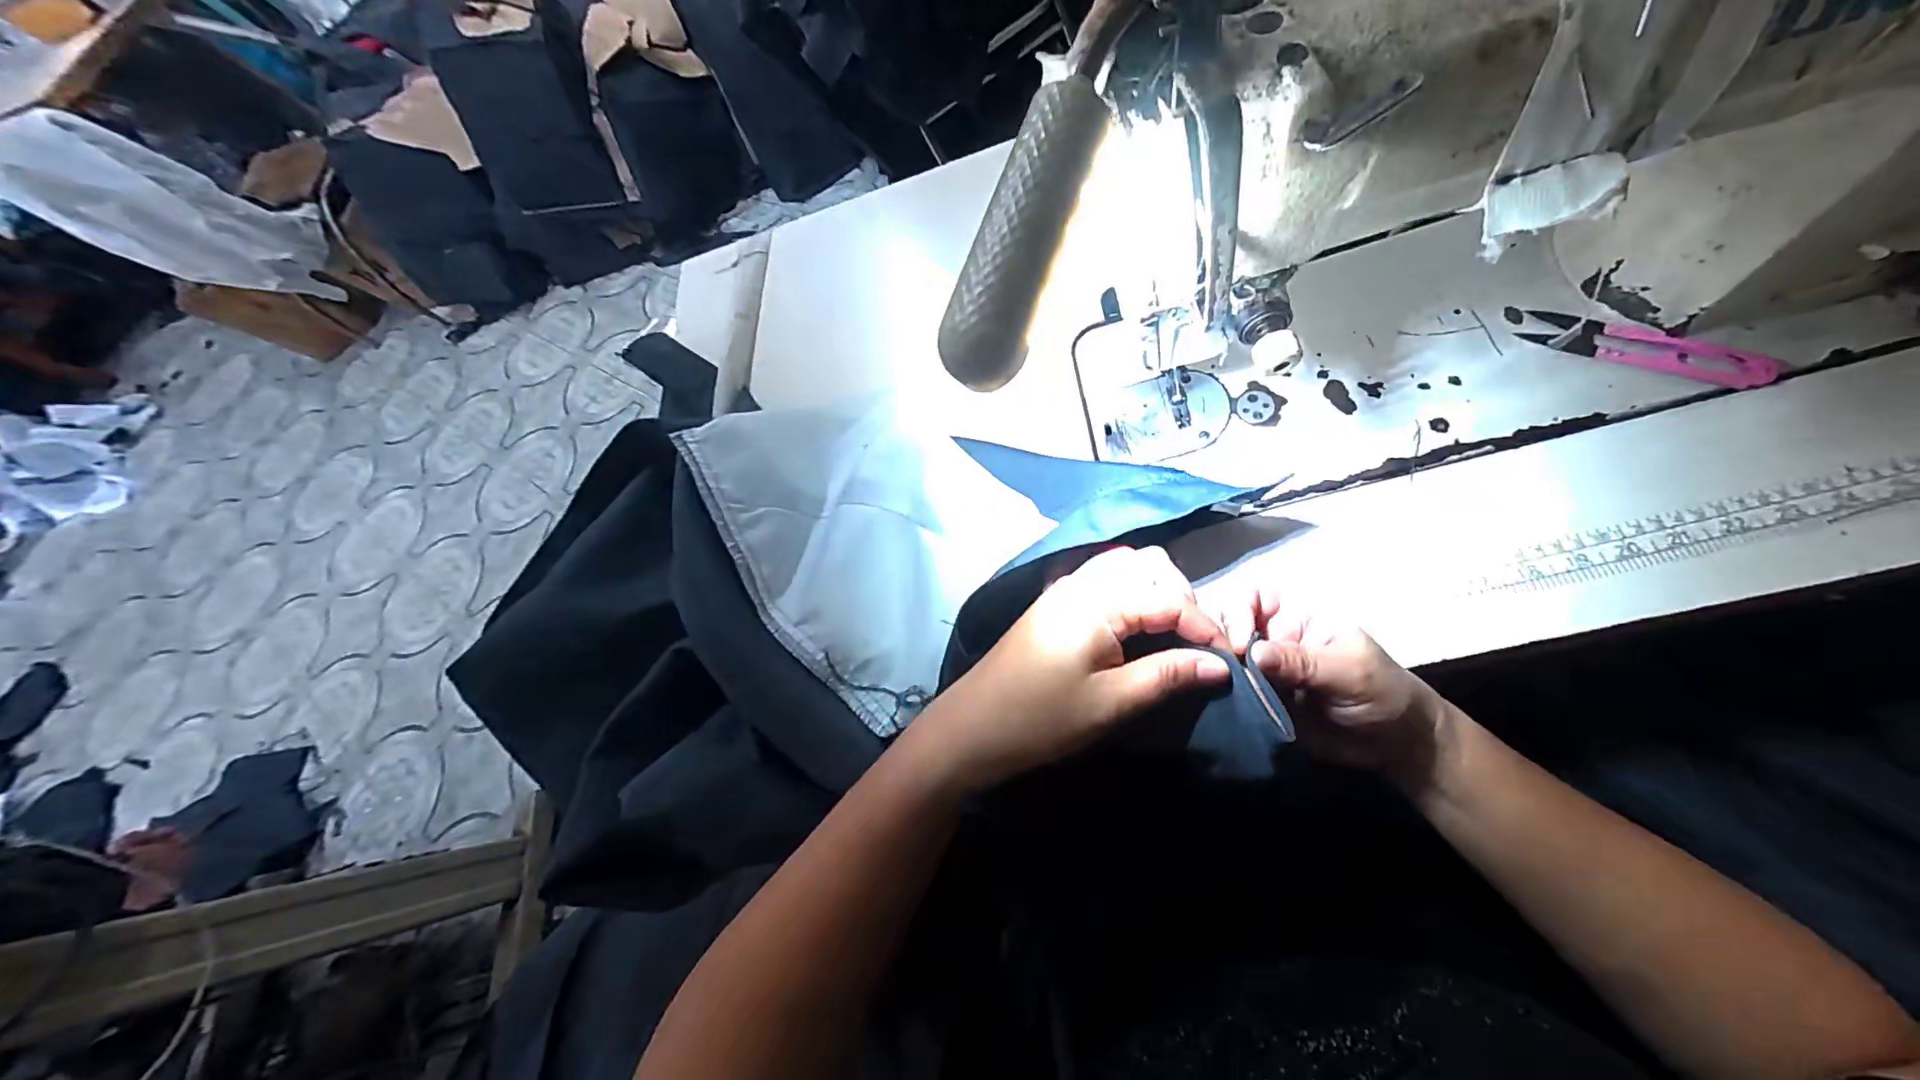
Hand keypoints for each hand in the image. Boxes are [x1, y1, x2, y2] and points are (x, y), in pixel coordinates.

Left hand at [909, 546, 1231, 793]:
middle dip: (1182, 597)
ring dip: (1157, 591)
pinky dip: (1132, 593)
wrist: (973, 726)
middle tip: (1195, 643)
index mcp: (1097, 600)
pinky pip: (1104, 579)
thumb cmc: (1042, 718)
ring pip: (1126, 567)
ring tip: (1171, 635)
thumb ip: (1168, 675)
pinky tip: (1137, 627)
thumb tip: (1220, 664)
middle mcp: (1081, 581)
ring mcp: (1064, 588)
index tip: (1227, 659)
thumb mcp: (1112, 702)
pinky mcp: (1055, 603)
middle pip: (1149, 565)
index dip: (1204, 625)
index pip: (1168, 596)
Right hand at [1219, 585, 1448, 790]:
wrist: (1398, 747)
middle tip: (1222, 670)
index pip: (1254, 598)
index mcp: (1297, 619)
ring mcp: (1264, 672)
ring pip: (1225, 660)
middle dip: (1219, 642)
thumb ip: (1302, 661)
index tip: (1238, 644)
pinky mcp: (1259, 701)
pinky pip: (1231, 692)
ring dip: (1219, 671)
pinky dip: (1222, 695)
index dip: (1238, 612)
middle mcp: (1274, 640)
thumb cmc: (1384, 694)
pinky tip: (1220, 701)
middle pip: (1229, 625)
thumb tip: (1252, 652)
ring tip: (1221, 688)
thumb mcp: (1349, 671)